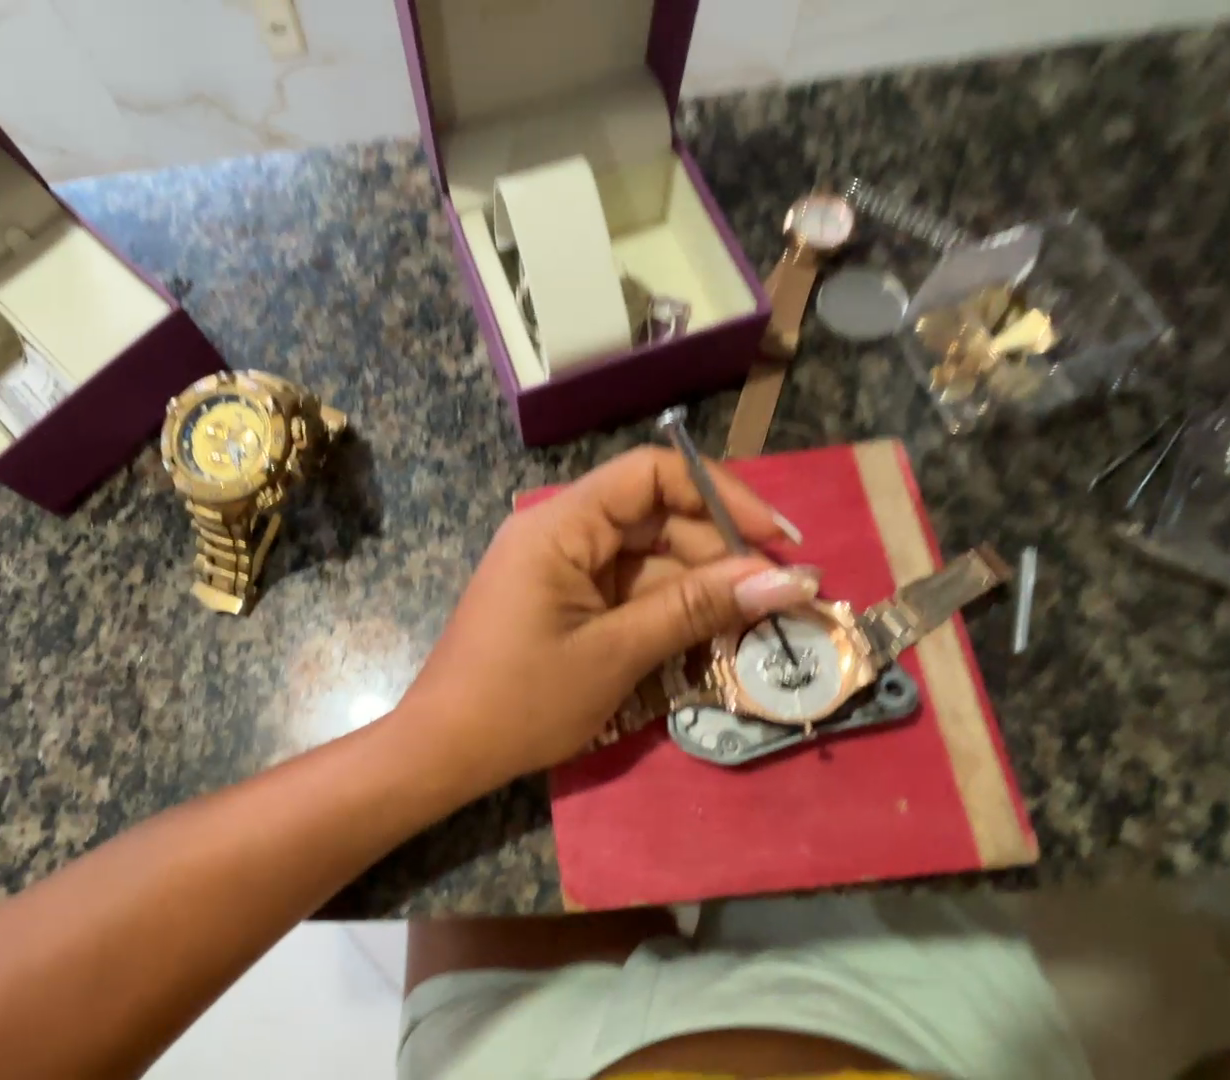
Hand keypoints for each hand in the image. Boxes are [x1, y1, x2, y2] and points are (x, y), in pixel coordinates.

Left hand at [393, 446, 820, 790]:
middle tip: (777, 596)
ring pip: (646, 555)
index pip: (650, 473)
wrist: (443, 751)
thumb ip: (698, 608)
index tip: (774, 537)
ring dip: (698, 585)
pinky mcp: (562, 597)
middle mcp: (558, 530)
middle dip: (717, 551)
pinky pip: (625, 586)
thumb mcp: (617, 653)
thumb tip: (786, 579)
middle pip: (654, 516)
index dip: (719, 494)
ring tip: (755, 621)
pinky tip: (707, 633)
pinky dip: (665, 606)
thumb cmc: (522, 701)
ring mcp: (558, 565)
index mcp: (560, 524)